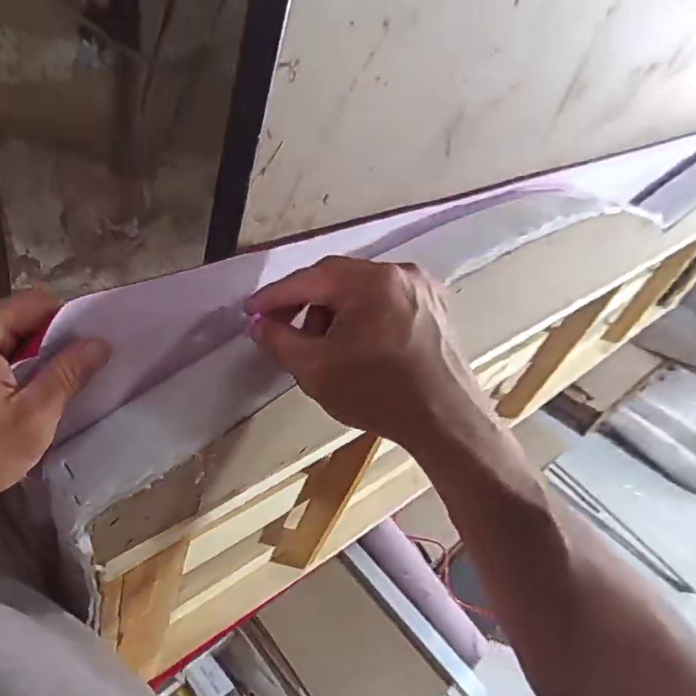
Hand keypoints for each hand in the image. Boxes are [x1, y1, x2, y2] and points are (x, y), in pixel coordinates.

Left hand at [0, 290, 109, 518]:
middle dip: (32, 348)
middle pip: (7, 317)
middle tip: (41, 392)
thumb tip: (99, 342)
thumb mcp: (30, 422)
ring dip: (6, 359)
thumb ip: (66, 375)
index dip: (62, 328)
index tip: (70, 364)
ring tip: (13, 400)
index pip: (35, 302)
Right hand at [245, 257, 495, 454]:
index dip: (273, 296)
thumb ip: (278, 339)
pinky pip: (383, 300)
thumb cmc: (377, 393)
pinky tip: (349, 343)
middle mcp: (399, 273)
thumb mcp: (314, 368)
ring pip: (359, 289)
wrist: (446, 421)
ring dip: (330, 310)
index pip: (308, 279)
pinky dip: (358, 315)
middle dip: (302, 302)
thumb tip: (258, 324)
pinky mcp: (434, 306)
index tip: (249, 310)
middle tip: (277, 326)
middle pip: (335, 279)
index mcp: (370, 282)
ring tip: (317, 344)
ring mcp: (421, 288)